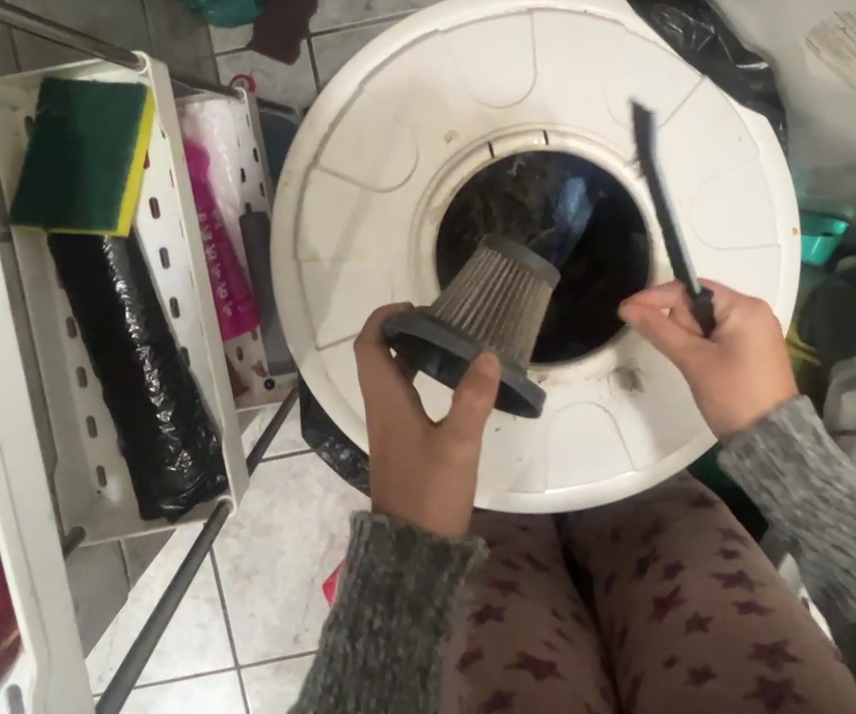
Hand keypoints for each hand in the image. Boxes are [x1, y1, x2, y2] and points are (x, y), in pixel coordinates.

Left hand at [354, 303, 500, 539]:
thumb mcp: (458, 444)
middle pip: (377, 357)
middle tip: (438, 322)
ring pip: (390, 377)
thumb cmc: (430, 492)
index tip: (414, 307)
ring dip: (409, 354)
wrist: (413, 548)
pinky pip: (401, 396)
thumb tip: (487, 354)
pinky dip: (417, 379)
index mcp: (386, 401)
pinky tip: (447, 384)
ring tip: (446, 343)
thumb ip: (473, 398)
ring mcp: (389, 427)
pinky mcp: (400, 442)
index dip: (383, 319)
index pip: (368, 346)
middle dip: (401, 332)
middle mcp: (381, 408)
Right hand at [619, 279, 798, 437]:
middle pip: (698, 303)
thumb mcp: (692, 360)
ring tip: (695, 364)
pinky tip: (702, 365)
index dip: (656, 297)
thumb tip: (627, 307)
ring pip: (706, 321)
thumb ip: (659, 328)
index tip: (628, 309)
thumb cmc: (733, 394)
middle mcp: (754, 311)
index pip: (690, 288)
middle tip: (684, 354)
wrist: (771, 440)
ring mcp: (757, 331)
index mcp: (744, 306)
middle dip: (681, 324)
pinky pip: (719, 335)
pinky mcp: (755, 350)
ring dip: (691, 337)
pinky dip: (703, 345)